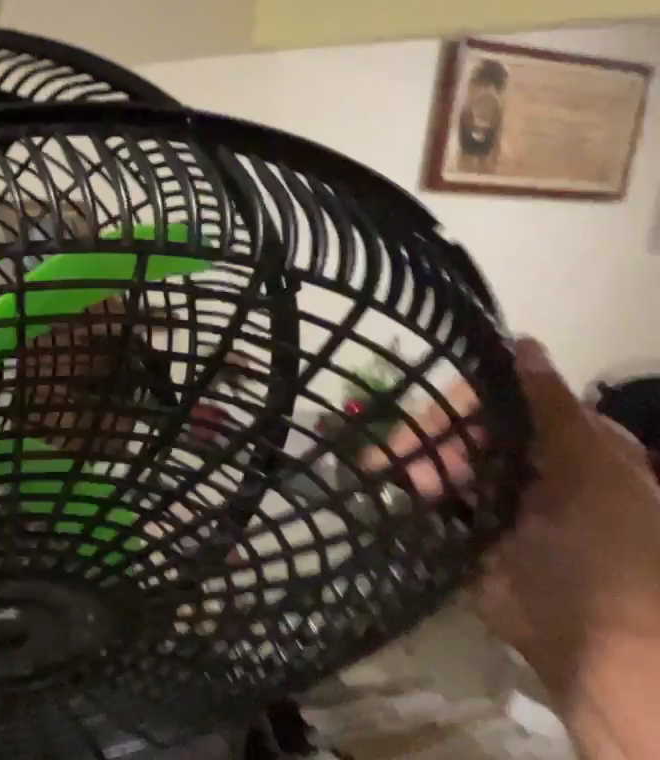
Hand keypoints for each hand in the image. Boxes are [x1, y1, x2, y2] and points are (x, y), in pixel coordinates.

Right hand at [372, 338, 659, 756]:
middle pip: (465, 427)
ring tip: (387, 476)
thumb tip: (521, 342)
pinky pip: (431, 496)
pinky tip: (378, 481)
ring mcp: (502, 501)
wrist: (603, 651)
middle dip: (427, 433)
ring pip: (440, 458)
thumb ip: (552, 409)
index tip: (428, 413)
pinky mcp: (471, 533)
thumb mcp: (593, 472)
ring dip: (409, 459)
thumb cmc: (615, 554)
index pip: (506, 401)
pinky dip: (405, 486)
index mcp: (577, 448)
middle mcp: (537, 466)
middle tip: (396, 453)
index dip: (462, 400)